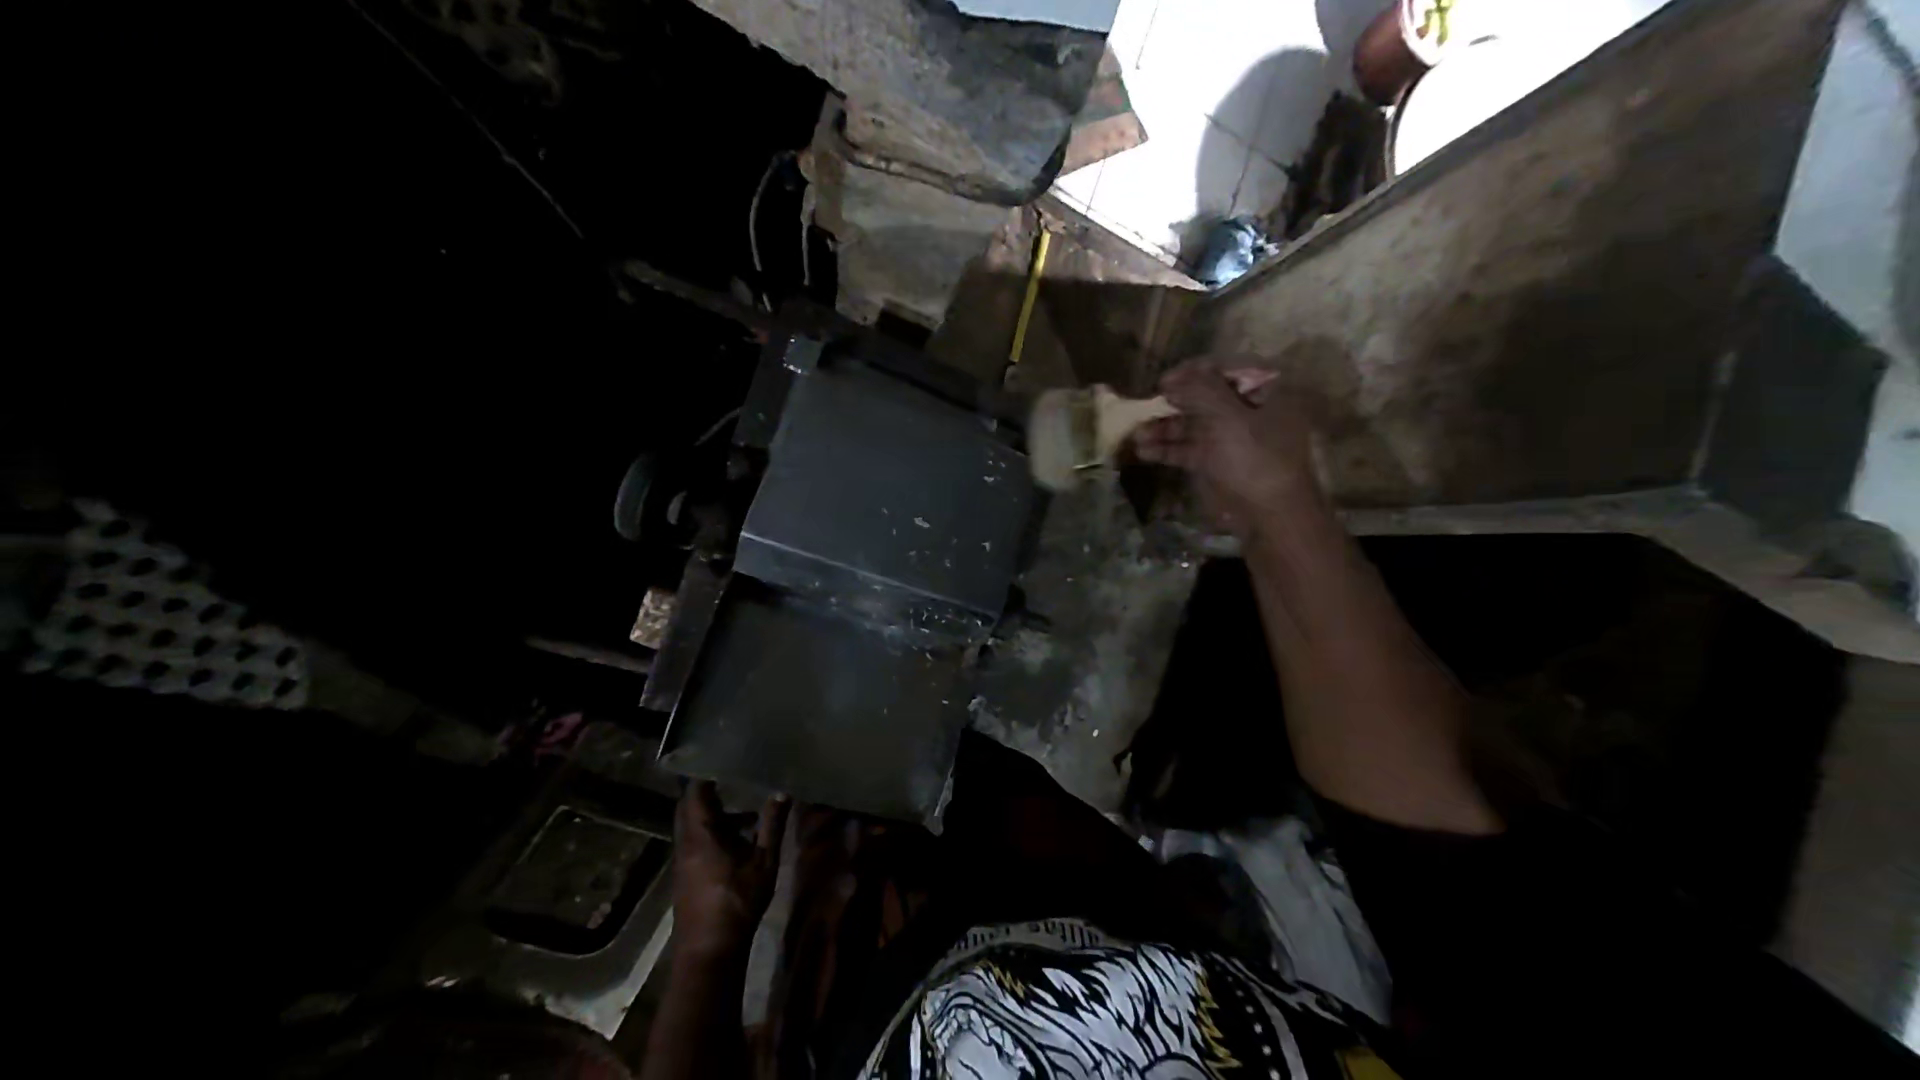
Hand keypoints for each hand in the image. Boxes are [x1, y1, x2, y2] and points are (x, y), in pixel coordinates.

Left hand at [671, 780, 789, 954]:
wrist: (710, 952)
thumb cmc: (738, 903)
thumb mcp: (764, 862)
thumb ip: (772, 825)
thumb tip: (781, 791)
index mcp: (701, 835)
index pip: (694, 792)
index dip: (705, 772)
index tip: (722, 757)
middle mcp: (685, 843)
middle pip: (689, 806)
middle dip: (708, 790)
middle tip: (733, 775)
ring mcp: (683, 861)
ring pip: (693, 825)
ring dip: (714, 814)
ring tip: (746, 810)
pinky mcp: (686, 875)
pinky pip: (695, 841)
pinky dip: (713, 832)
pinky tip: (739, 842)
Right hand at [1134, 356, 1319, 535]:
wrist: (1270, 515)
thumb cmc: (1256, 459)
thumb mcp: (1229, 418)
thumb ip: (1201, 390)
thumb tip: (1175, 378)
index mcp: (1265, 392)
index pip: (1225, 369)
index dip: (1193, 372)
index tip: (1164, 381)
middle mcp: (1249, 411)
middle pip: (1205, 397)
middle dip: (1172, 403)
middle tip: (1145, 406)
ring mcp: (1233, 438)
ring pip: (1194, 425)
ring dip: (1164, 428)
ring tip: (1136, 435)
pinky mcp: (1219, 462)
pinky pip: (1191, 448)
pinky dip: (1169, 449)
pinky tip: (1144, 452)